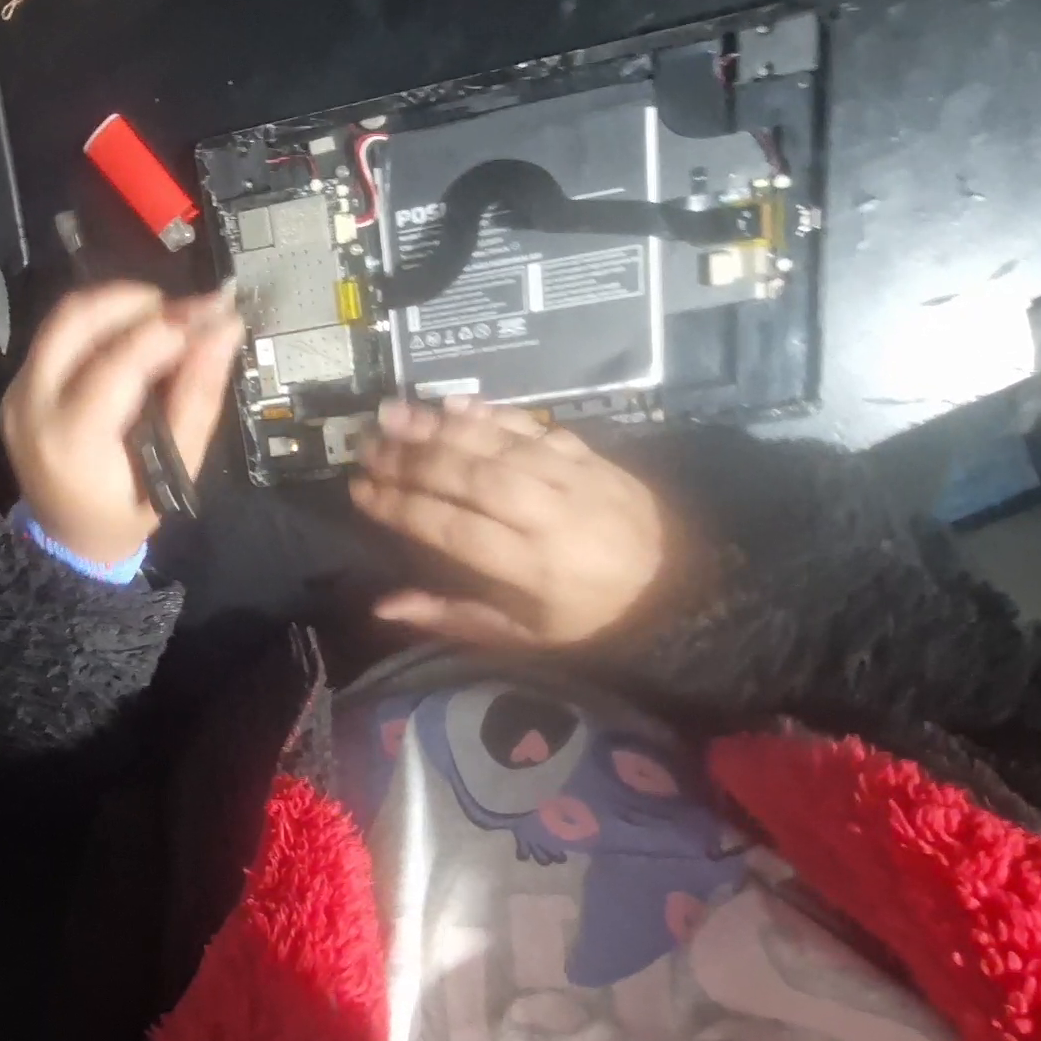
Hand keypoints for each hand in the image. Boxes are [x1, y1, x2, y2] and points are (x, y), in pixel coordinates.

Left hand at [2, 282, 244, 563]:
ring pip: (64, 318)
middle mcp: (32, 407)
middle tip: (183, 309)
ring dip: (117, 305)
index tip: (213, 312)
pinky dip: (101, 324)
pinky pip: (58, 335)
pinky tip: (135, 338)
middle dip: (136, 300)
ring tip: (164, 318)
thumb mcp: (176, 468)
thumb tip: (226, 329)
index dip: (169, 327)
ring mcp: (17, 392)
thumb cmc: (129, 511)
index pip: (118, 362)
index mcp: (72, 440)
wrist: (70, 538)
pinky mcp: (18, 384)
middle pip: (76, 318)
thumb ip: (199, 396)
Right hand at [351, 397, 666, 646]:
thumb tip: (382, 606)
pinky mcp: (588, 455)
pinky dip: (491, 413)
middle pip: (471, 478)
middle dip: (411, 460)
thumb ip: (450, 617)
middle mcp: (549, 515)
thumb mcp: (520, 636)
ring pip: (497, 445)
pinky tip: (452, 404)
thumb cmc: (587, 618)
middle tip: (366, 448)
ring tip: (391, 414)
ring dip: (439, 427)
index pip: (453, 528)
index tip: (361, 491)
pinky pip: (534, 427)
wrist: (679, 587)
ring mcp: (572, 478)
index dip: (402, 507)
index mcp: (532, 568)